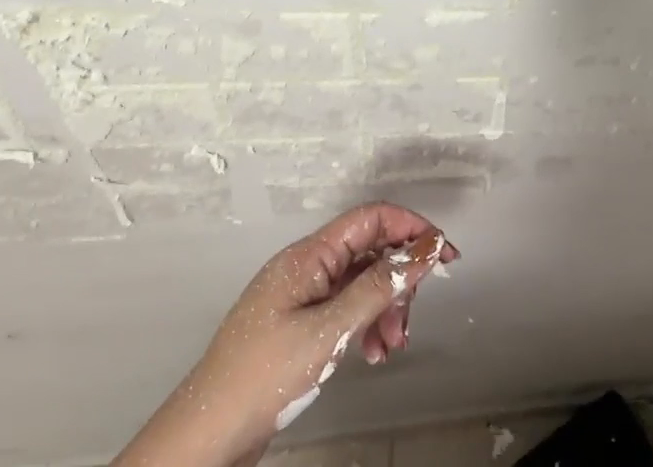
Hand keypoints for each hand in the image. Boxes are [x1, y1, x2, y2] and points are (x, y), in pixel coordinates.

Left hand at [112, 203, 457, 466]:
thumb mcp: (330, 330)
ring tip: (390, 347)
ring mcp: (302, 296)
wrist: (207, 434)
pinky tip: (372, 354)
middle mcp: (307, 267)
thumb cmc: (264, 376)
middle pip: (371, 252)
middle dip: (399, 281)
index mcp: (309, 256)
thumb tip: (425, 247)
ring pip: (362, 284)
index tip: (445, 256)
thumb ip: (380, 286)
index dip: (412, 228)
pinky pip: (346, 309)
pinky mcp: (300, 324)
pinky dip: (366, 326)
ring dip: (385, 310)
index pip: (372, 218)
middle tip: (410, 318)